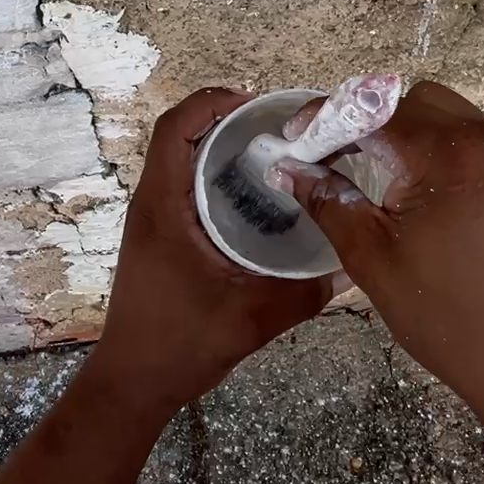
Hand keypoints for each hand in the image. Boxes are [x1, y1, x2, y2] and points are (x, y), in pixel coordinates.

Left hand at [0, 88, 340, 483]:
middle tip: (272, 125)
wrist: (133, 381)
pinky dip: (211, 171)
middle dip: (221, 117)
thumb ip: (302, 294)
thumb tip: (350, 268)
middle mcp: (151, 201)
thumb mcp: (250, 319)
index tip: (254, 103)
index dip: (210, 102)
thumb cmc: (180, 343)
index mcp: (162, 205)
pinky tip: (248, 193)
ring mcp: (150, 216)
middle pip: (177, 135)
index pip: (173, 128)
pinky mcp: (157, 232)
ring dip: (214, 143)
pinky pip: (182, 182)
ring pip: (178, 158)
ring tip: (265, 149)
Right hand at [275, 81, 483, 483]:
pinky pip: (475, 138)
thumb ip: (326, 201)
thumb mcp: (371, 258)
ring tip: (378, 169)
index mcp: (448, 154)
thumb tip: (285, 167)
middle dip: (368, 119)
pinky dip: (441, 146)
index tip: (293, 137)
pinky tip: (424, 186)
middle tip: (337, 154)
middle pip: (411, 100)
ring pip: (446, 113)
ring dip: (406, 130)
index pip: (372, 111)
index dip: (325, 117)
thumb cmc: (446, 316)